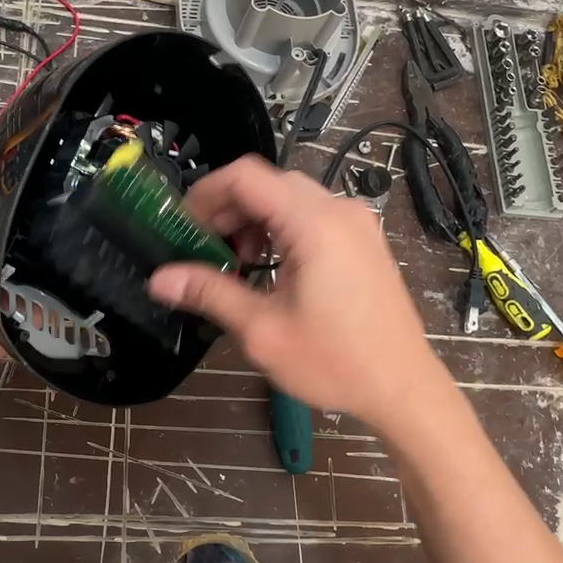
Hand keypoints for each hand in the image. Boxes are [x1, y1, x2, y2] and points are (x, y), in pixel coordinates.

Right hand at [147, 155, 445, 424]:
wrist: (403, 386)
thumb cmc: (337, 362)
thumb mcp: (262, 330)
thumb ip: (210, 292)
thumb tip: (160, 279)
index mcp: (314, 223)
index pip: (245, 177)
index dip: (205, 193)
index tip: (181, 223)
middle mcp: (339, 211)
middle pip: (266, 184)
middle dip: (227, 210)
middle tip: (201, 248)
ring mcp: (356, 223)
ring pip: (288, 198)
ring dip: (253, 221)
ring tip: (235, 264)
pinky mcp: (363, 240)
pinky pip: (311, 215)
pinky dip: (280, 229)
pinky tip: (268, 268)